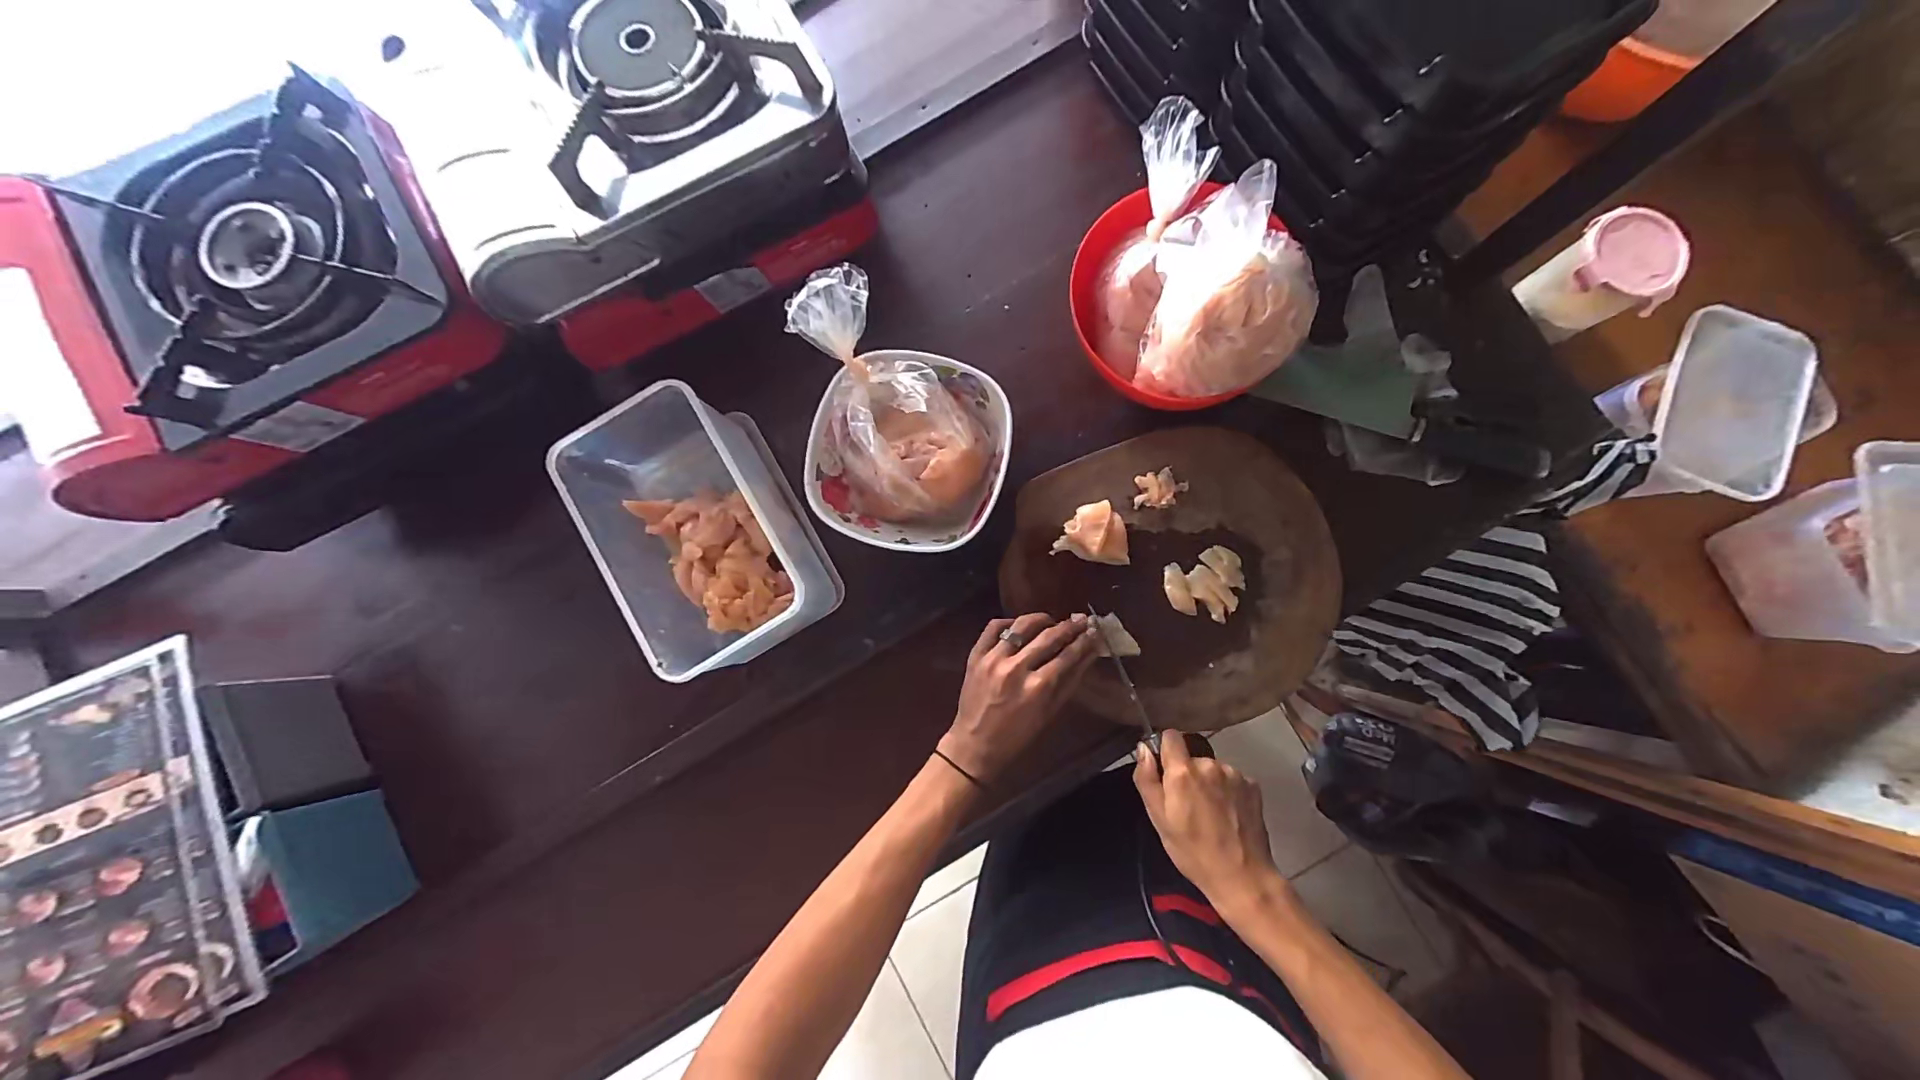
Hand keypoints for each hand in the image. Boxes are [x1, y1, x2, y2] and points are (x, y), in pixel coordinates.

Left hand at [938, 613, 1101, 784]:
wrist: (975, 744)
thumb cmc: (1018, 735)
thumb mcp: (1050, 712)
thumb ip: (1071, 680)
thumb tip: (1090, 653)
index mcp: (1038, 687)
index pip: (1067, 654)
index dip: (1084, 640)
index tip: (1093, 630)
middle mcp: (1016, 668)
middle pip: (1048, 636)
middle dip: (1068, 626)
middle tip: (1080, 620)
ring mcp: (993, 659)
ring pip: (1021, 626)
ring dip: (1041, 619)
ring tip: (1051, 621)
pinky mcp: (975, 655)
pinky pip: (993, 627)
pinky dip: (1009, 622)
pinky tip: (1019, 626)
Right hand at [1134, 728, 1283, 911]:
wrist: (1242, 877)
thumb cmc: (1192, 851)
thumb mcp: (1158, 819)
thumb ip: (1146, 778)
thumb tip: (1144, 749)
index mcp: (1183, 771)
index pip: (1171, 736)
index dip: (1165, 750)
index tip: (1165, 771)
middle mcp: (1210, 764)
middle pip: (1192, 757)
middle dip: (1187, 773)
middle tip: (1187, 805)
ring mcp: (1234, 774)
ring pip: (1212, 769)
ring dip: (1208, 783)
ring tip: (1210, 814)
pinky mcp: (1253, 785)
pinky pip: (1231, 779)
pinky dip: (1227, 791)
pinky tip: (1228, 815)